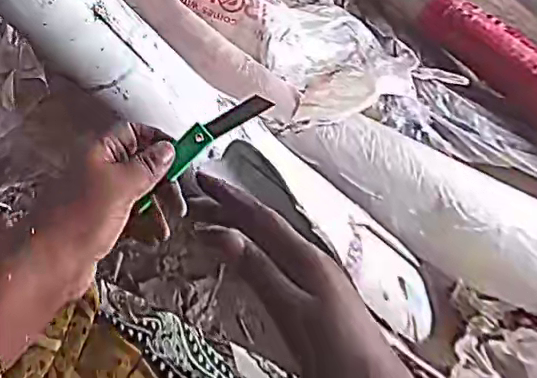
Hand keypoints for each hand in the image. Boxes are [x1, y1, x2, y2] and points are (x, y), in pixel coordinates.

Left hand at [18, 122, 184, 296]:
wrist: (54, 259)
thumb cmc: (79, 217)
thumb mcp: (121, 187)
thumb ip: (147, 166)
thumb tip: (166, 148)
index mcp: (99, 150)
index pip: (133, 132)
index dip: (157, 140)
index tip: (182, 154)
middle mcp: (98, 167)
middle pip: (139, 163)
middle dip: (161, 181)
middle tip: (176, 201)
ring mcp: (100, 194)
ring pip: (137, 192)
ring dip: (155, 208)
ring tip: (162, 227)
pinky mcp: (101, 219)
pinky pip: (130, 214)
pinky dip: (143, 223)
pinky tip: (150, 236)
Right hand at [193, 175, 408, 377]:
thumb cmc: (341, 357)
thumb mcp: (293, 314)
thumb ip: (258, 270)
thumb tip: (220, 232)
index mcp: (307, 258)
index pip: (259, 216)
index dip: (228, 196)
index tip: (201, 179)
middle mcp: (315, 262)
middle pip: (265, 224)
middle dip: (229, 209)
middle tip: (195, 201)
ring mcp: (321, 281)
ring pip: (271, 240)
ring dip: (240, 228)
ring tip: (213, 225)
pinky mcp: (323, 300)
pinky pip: (278, 257)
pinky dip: (254, 248)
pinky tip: (247, 258)